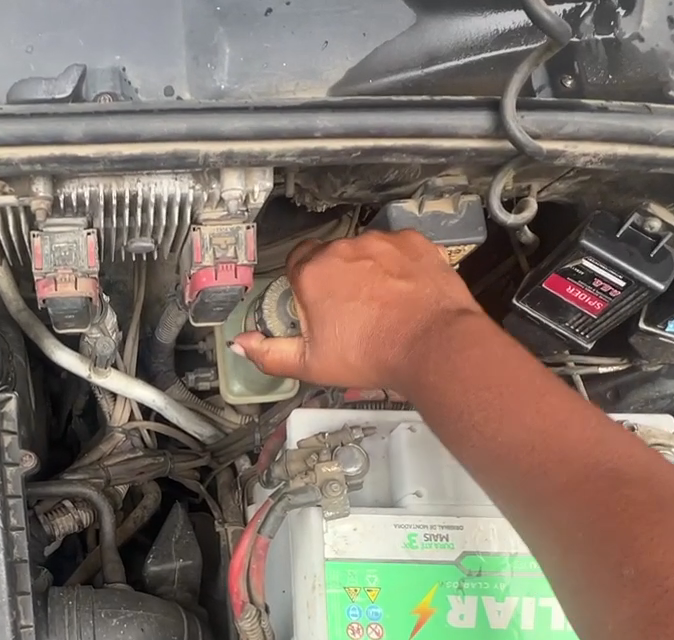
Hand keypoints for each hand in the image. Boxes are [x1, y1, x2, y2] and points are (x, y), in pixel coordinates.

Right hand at [232, 230, 488, 393]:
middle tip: (347, 312)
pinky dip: (395, 266)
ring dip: (365, 270)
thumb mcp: (310, 364)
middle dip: (334, 277)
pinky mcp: (414, 242)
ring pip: (364, 250)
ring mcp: (382, 241)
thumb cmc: (370, 355)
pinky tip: (401, 292)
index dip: (302, 282)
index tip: (313, 303)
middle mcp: (344, 248)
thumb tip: (239, 344)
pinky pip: (396, 248)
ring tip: (378, 304)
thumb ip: (269, 353)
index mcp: (313, 273)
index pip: (296, 261)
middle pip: (330, 255)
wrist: (433, 345)